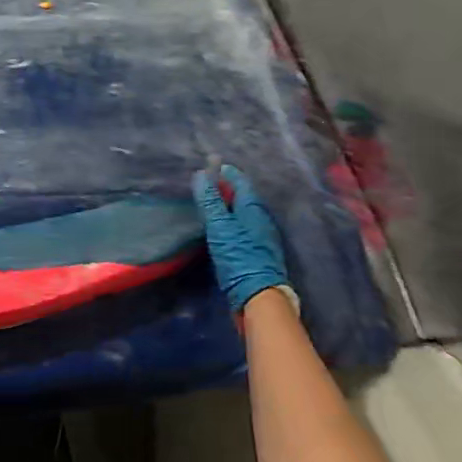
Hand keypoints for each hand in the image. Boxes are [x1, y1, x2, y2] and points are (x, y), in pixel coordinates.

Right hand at [192, 164, 289, 309]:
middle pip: (243, 197)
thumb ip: (210, 201)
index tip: (210, 166)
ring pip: (243, 214)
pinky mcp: (257, 253)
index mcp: (254, 208)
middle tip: (207, 185)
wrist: (259, 295)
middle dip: (226, 189)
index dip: (226, 172)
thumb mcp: (219, 226)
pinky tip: (221, 231)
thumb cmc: (239, 256)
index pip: (240, 181)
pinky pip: (242, 229)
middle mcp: (261, 219)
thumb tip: (200, 173)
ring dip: (228, 207)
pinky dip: (230, 224)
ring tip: (211, 206)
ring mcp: (261, 237)